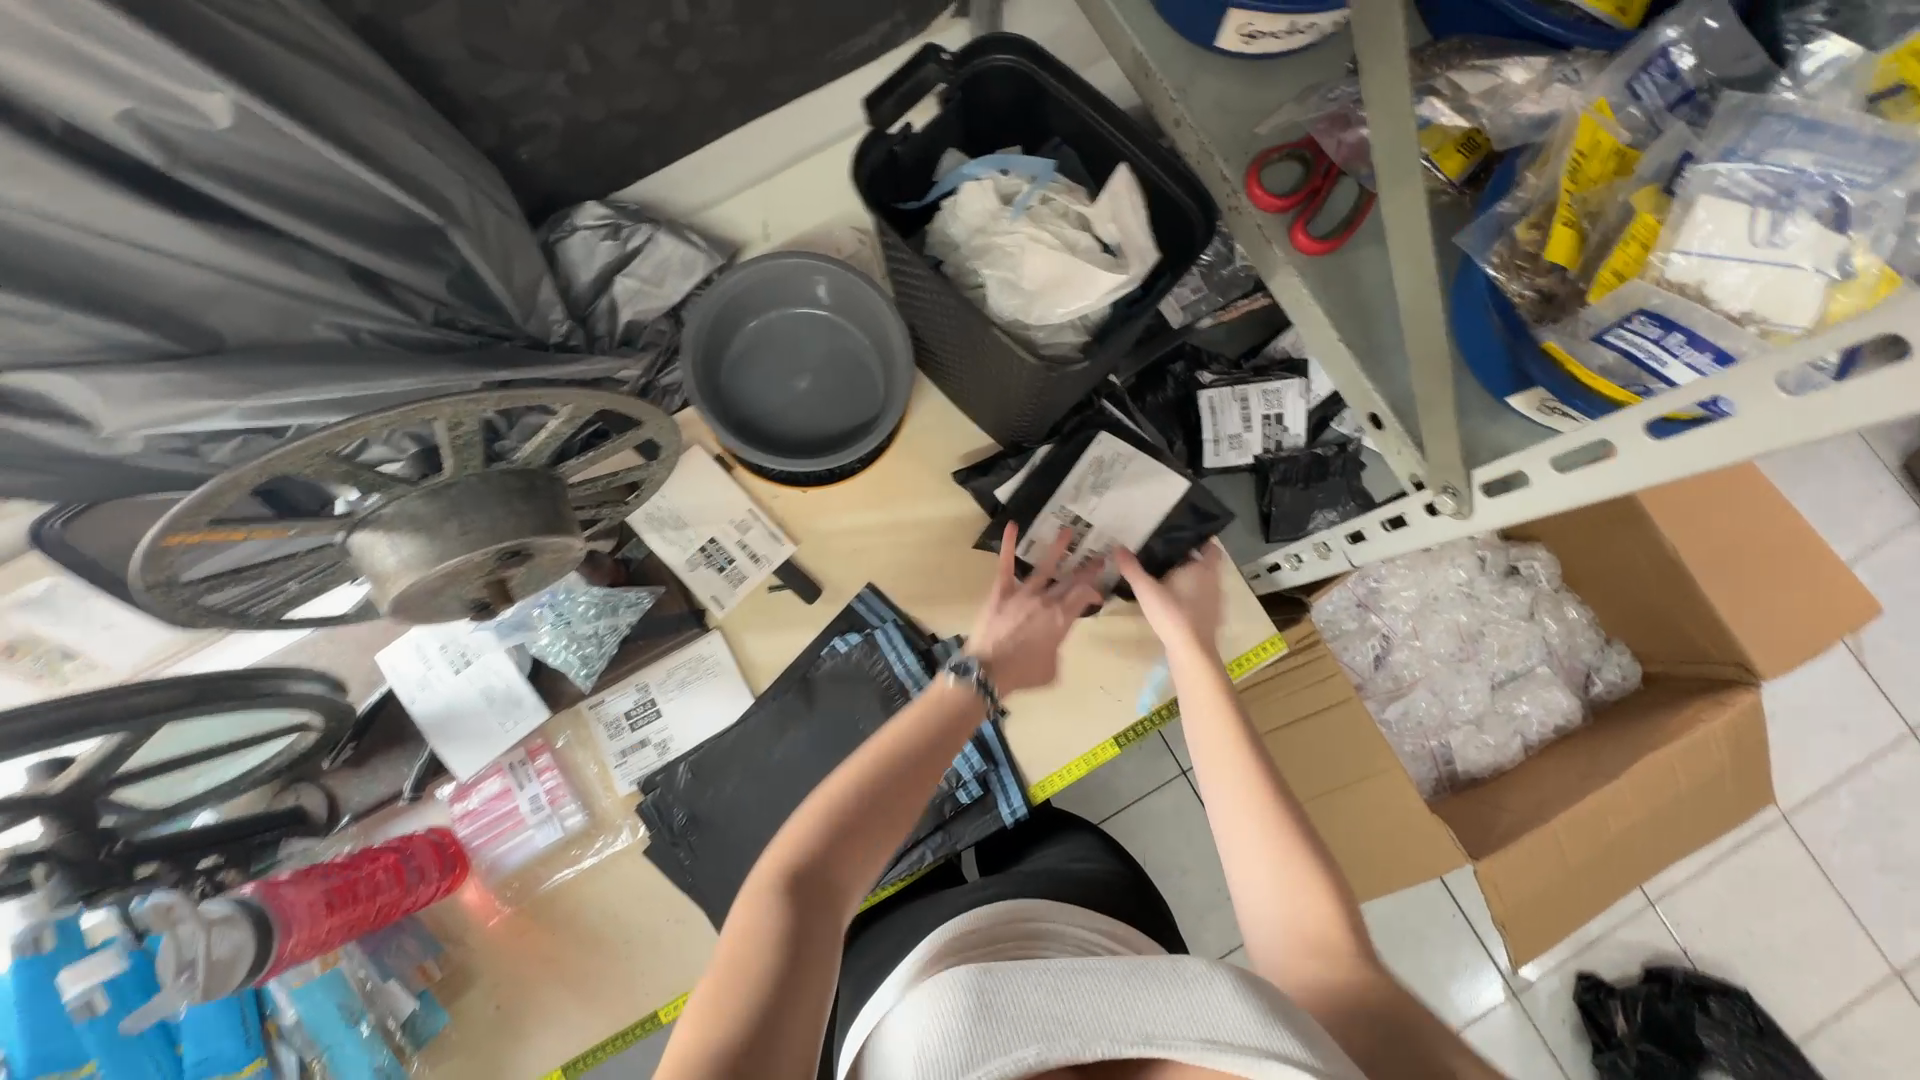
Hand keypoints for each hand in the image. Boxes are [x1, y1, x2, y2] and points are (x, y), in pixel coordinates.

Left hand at [966, 523, 1105, 694]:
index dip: (1094, 591)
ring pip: (1044, 566)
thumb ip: (1056, 650)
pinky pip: (1006, 565)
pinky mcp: (1001, 592)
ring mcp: (1023, 594)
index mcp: (1061, 620)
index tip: (1097, 593)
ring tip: (1067, 531)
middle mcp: (1046, 601)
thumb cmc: (1022, 674)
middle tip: (1099, 556)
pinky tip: (1012, 526)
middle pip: (1070, 580)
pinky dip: (1008, 545)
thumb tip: (1052, 645)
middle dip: (1087, 568)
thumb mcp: (1051, 668)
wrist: (989, 671)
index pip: (1084, 596)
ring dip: (1057, 548)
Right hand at [1115, 544, 1224, 651]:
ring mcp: (1217, 601)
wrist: (1191, 651)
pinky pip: (1204, 599)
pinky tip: (1177, 603)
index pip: (1211, 547)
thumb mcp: (1146, 590)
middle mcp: (1215, 581)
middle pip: (1208, 564)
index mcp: (1204, 569)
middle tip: (1169, 555)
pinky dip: (1194, 597)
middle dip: (1192, 560)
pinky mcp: (1213, 618)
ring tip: (1170, 578)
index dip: (1201, 541)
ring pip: (1206, 583)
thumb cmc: (1172, 614)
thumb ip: (1132, 569)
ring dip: (1193, 579)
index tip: (1184, 538)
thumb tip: (1117, 547)